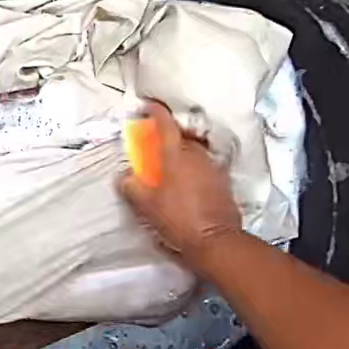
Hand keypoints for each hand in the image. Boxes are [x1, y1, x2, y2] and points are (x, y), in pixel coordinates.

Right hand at [119, 100, 245, 275]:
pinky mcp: (224, 183)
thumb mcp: (145, 204)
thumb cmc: (177, 218)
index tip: (146, 106)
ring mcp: (213, 168)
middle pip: (181, 137)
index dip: (155, 112)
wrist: (216, 242)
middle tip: (154, 146)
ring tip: (170, 167)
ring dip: (181, 154)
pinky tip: (186, 184)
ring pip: (195, 152)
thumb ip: (131, 186)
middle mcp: (197, 156)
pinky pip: (205, 168)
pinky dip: (194, 169)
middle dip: (167, 137)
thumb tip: (124, 177)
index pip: (165, 125)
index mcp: (176, 155)